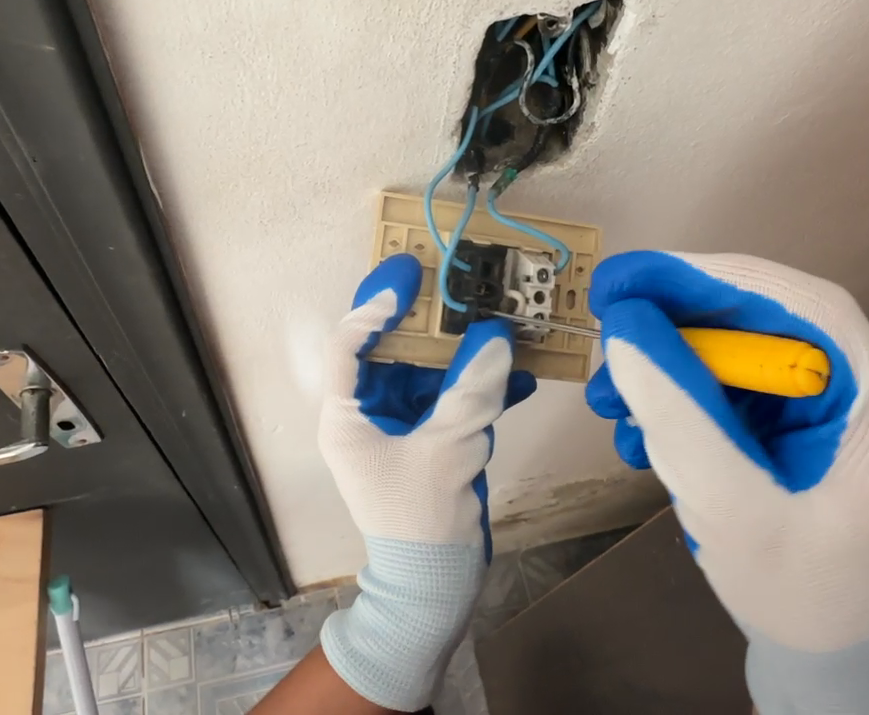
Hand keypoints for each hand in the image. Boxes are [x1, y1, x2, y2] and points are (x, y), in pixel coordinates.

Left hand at [316, 254, 536, 711]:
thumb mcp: (447, 451)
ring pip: (429, 373)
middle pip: (392, 352)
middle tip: (455, 285)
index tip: (406, 278)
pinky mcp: (430, 439)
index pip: (349, 346)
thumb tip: (496, 335)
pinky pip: (452, 402)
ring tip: (499, 323)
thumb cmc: (421, 521)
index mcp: (347, 416)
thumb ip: (472, 391)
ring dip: (464, 355)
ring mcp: (400, 426)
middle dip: (428, 323)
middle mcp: (368, 413)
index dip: (374, 307)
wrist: (435, 589)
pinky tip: (521, 377)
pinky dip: (482, 391)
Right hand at [586, 251, 868, 714]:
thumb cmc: (794, 598)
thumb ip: (677, 413)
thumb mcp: (729, 509)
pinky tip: (644, 426)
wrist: (832, 666)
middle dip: (678, 326)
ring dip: (671, 365)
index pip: (803, 306)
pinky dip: (687, 394)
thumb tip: (624, 326)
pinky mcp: (817, 425)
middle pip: (769, 323)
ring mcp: (849, 410)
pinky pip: (745, 384)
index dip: (710, 277)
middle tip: (608, 332)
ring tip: (612, 398)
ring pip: (748, 350)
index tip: (629, 278)